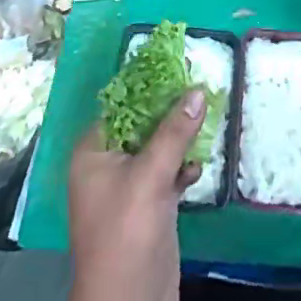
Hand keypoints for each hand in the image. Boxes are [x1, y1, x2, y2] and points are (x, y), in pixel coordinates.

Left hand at [67, 88, 204, 300]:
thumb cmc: (126, 232)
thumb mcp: (149, 176)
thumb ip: (174, 132)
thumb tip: (197, 90)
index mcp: (93, 151)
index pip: (121, 106)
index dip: (147, 88)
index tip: (177, 68)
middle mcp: (107, 164)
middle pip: (141, 125)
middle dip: (168, 111)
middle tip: (199, 88)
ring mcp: (129, 187)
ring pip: (156, 149)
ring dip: (179, 137)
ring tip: (207, 115)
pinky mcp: (150, 207)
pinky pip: (167, 174)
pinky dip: (183, 167)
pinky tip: (201, 161)